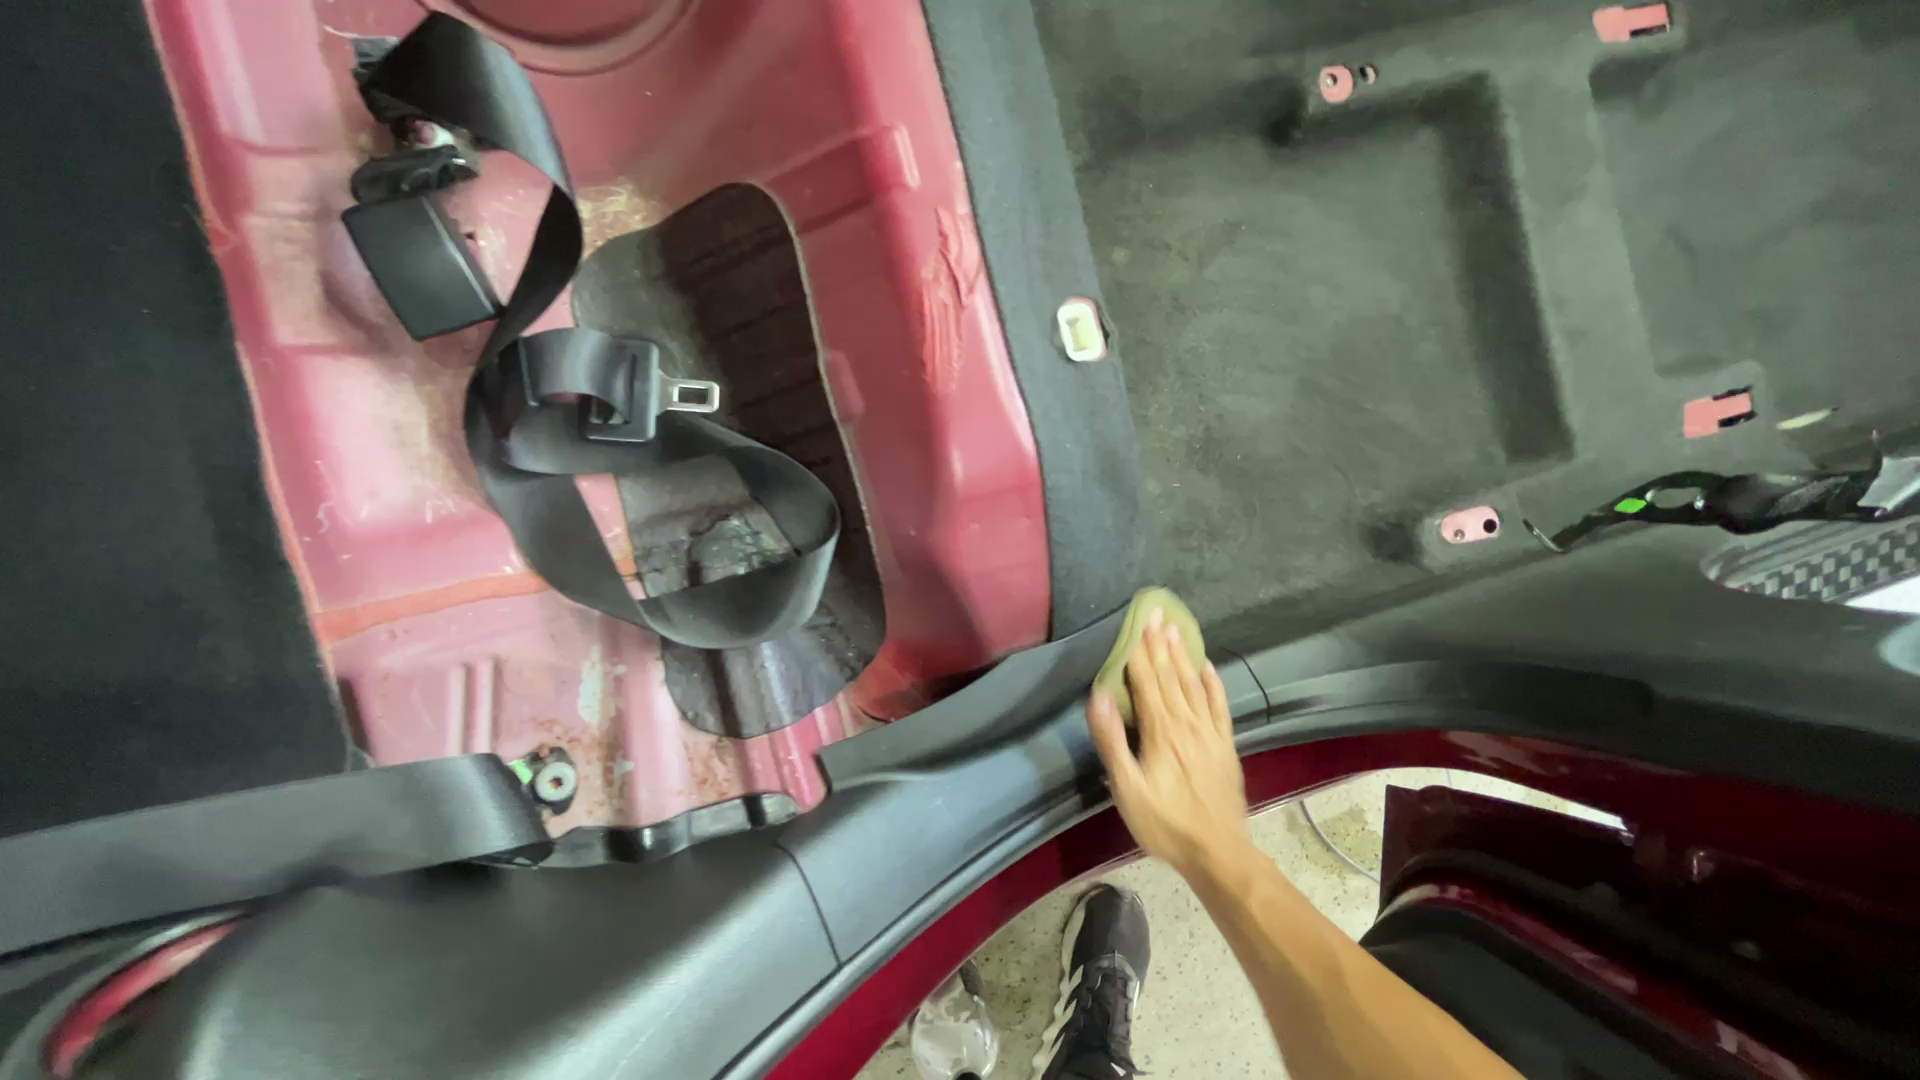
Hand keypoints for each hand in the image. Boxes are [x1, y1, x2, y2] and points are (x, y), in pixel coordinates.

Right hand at [1087, 611, 1251, 879]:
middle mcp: (1187, 724)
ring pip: (1194, 685)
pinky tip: (1208, 667)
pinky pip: (1220, 707)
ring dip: (1184, 656)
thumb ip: (1112, 741)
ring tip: (1177, 629)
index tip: (1138, 622)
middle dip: (1161, 644)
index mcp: (1161, 732)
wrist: (1218, 852)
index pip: (1148, 683)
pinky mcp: (1225, 747)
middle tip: (1157, 613)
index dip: (1141, 652)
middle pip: (1171, 677)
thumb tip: (1099, 696)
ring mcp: (1210, 734)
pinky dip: (1213, 684)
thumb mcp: (1127, 788)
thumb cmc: (1164, 823)